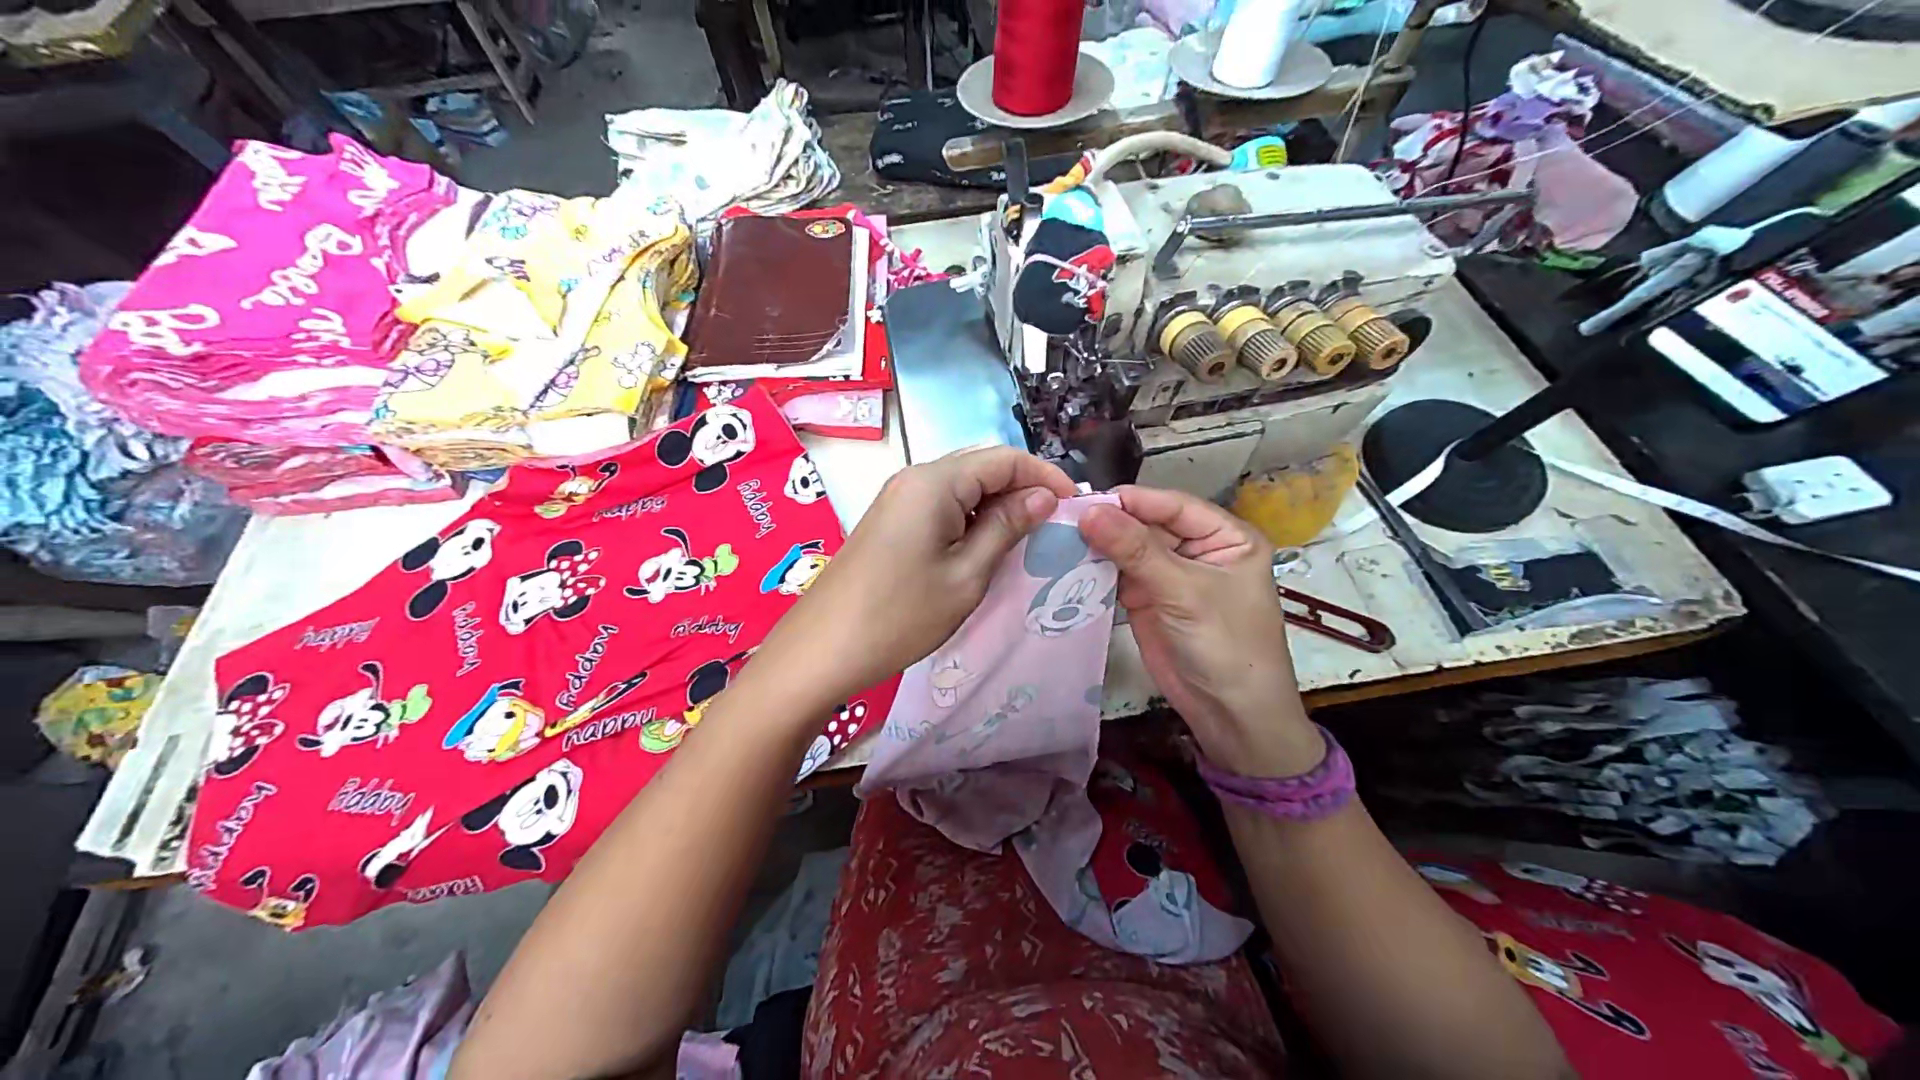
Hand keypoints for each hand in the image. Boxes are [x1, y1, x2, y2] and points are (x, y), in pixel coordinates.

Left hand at [752, 446, 1076, 711]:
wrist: (822, 650)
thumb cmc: (900, 616)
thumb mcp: (966, 575)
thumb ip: (1007, 528)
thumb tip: (1043, 496)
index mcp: (935, 482)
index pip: (1005, 458)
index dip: (1045, 475)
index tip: (1076, 506)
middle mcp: (914, 478)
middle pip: (982, 466)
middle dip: (1023, 488)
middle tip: (1055, 526)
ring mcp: (898, 499)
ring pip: (962, 487)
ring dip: (998, 505)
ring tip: (1028, 539)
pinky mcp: (890, 521)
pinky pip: (941, 505)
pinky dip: (971, 518)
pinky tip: (986, 547)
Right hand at [1078, 486, 1322, 775]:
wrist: (1230, 715)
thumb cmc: (1226, 645)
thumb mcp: (1184, 591)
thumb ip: (1135, 550)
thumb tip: (1089, 512)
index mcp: (1226, 537)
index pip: (1173, 506)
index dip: (1132, 501)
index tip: (1086, 499)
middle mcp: (1197, 549)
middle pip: (1147, 525)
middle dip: (1110, 523)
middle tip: (1063, 518)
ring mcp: (1170, 575)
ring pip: (1128, 549)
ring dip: (1098, 546)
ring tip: (1058, 536)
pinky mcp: (1147, 599)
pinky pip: (1118, 575)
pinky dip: (1096, 571)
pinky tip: (1067, 562)